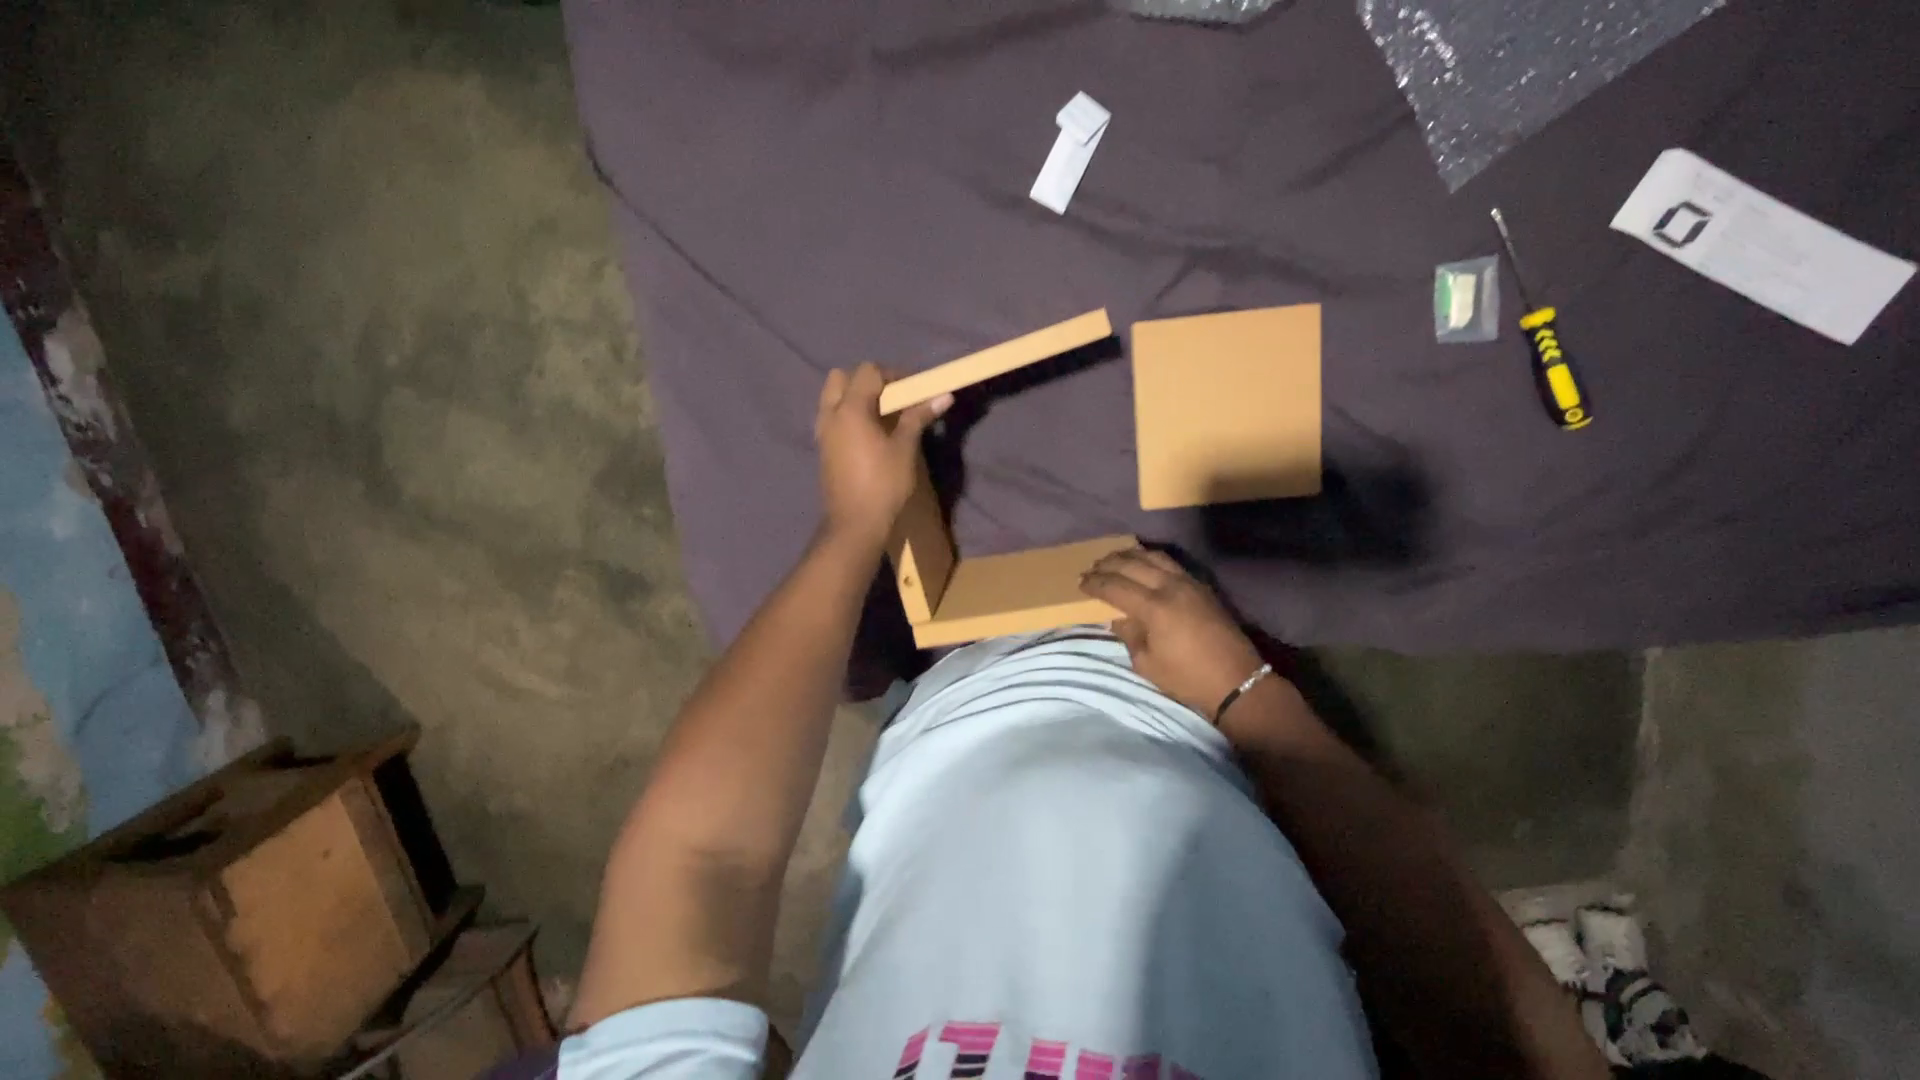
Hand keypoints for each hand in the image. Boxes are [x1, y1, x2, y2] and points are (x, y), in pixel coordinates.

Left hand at [814, 363, 951, 551]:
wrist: (854, 524)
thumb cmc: (883, 484)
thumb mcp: (905, 448)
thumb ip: (919, 416)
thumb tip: (944, 394)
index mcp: (850, 408)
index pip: (868, 371)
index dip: (894, 375)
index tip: (914, 390)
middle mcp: (830, 414)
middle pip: (842, 378)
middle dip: (868, 381)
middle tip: (893, 399)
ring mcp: (823, 432)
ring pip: (833, 397)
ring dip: (856, 397)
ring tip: (882, 417)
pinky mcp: (823, 448)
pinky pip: (832, 417)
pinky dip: (849, 415)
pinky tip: (870, 434)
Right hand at [1080, 547, 1266, 718]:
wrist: (1236, 680)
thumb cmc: (1187, 678)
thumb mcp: (1146, 663)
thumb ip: (1129, 635)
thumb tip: (1119, 618)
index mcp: (1154, 608)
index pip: (1116, 586)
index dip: (1095, 583)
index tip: (1080, 583)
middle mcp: (1170, 587)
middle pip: (1132, 564)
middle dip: (1108, 564)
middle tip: (1092, 568)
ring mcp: (1189, 583)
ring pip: (1154, 557)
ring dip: (1130, 555)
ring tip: (1114, 559)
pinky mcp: (1201, 586)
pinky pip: (1170, 563)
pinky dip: (1151, 559)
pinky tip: (1143, 563)